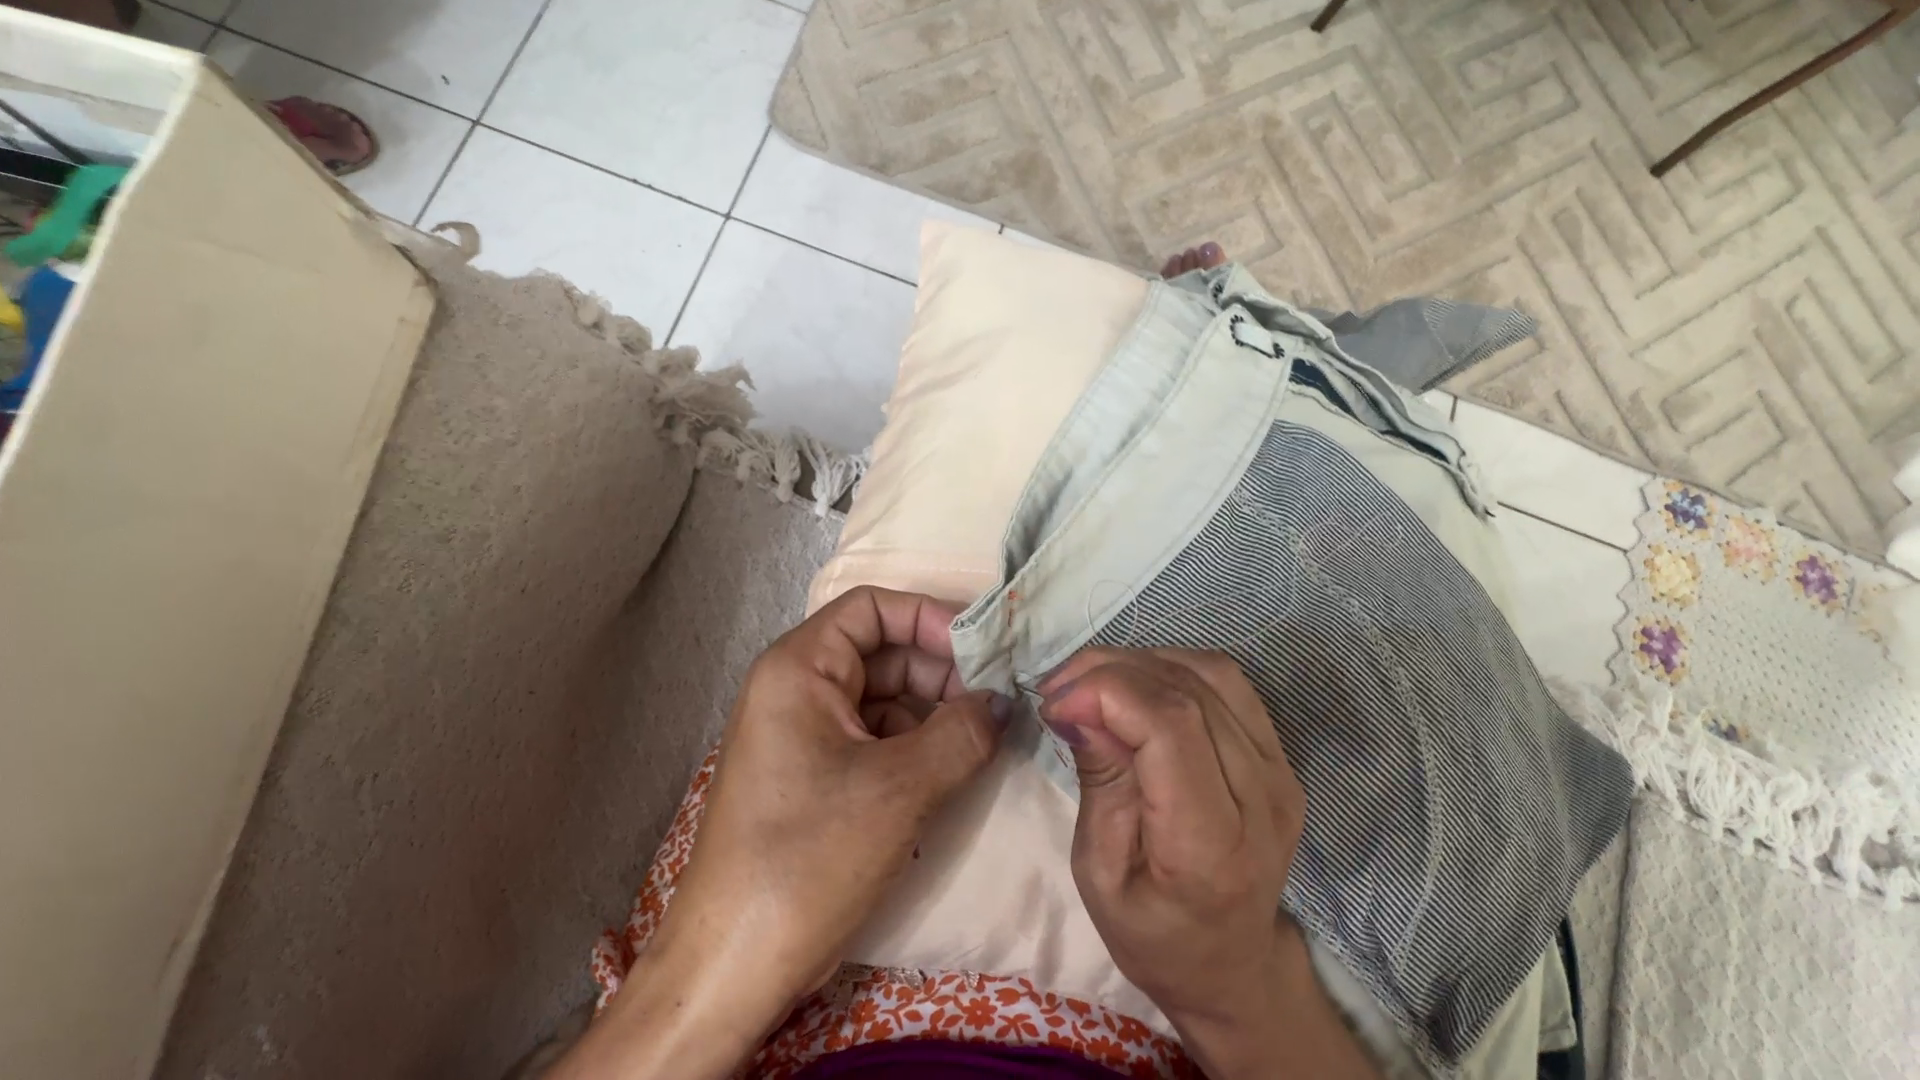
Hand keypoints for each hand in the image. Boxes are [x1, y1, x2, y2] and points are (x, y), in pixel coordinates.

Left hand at [552, 587, 1008, 1078]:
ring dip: (935, 713)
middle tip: (999, 702)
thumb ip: (963, 732)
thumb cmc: (809, 857)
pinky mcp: (815, 778)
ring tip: (986, 739)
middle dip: (942, 671)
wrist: (735, 963)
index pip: (873, 607)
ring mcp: (804, 736)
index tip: (988, 652)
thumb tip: (1005, 700)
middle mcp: (796, 690)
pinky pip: (874, 740)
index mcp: (799, 668)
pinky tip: (954, 771)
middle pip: (882, 651)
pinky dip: (917, 747)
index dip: (932, 618)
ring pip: (883, 699)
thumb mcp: (900, 789)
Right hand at [1041, 647, 1376, 1079]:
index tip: (1053, 702)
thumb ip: (1099, 782)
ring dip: (1139, 663)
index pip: (1171, 728)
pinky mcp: (1281, 757)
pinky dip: (1171, 668)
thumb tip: (1078, 705)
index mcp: (1212, 843)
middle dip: (1110, 671)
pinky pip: (1228, 684)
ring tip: (1088, 682)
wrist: (1232, 963)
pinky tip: (1133, 687)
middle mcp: (1262, 797)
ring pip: (1211, 674)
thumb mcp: (1099, 873)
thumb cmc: (1152, 934)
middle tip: (1057, 687)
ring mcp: (1281, 772)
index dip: (1107, 692)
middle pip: (1189, 692)